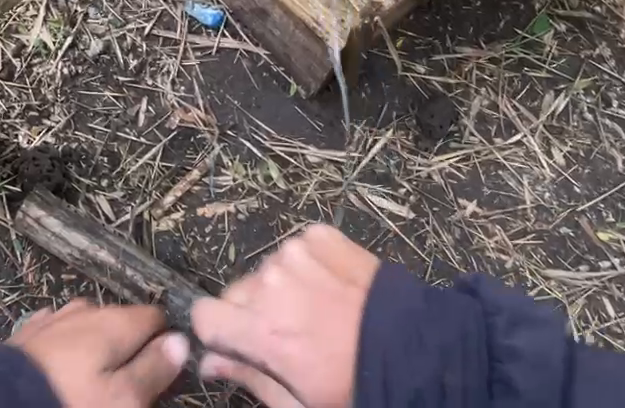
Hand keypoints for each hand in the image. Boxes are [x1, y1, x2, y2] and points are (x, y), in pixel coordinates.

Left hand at [10, 300, 188, 407]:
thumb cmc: (71, 406)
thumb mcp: (122, 401)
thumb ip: (154, 369)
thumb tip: (180, 340)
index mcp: (114, 321)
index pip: (155, 316)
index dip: (166, 341)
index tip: (166, 372)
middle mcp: (86, 309)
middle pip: (122, 322)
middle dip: (131, 347)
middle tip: (129, 387)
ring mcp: (54, 318)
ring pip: (89, 327)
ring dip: (98, 348)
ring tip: (93, 383)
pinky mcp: (29, 334)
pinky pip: (61, 334)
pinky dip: (70, 350)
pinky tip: (64, 371)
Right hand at [190, 224, 381, 407]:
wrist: (420, 349)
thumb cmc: (353, 386)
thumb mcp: (298, 403)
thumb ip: (247, 376)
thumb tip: (208, 361)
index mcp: (259, 327)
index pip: (205, 314)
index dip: (218, 330)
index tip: (238, 342)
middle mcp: (268, 281)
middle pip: (237, 292)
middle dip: (254, 311)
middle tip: (291, 334)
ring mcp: (294, 251)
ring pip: (268, 270)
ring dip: (283, 287)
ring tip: (320, 310)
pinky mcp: (319, 233)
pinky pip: (298, 248)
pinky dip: (309, 265)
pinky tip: (335, 288)